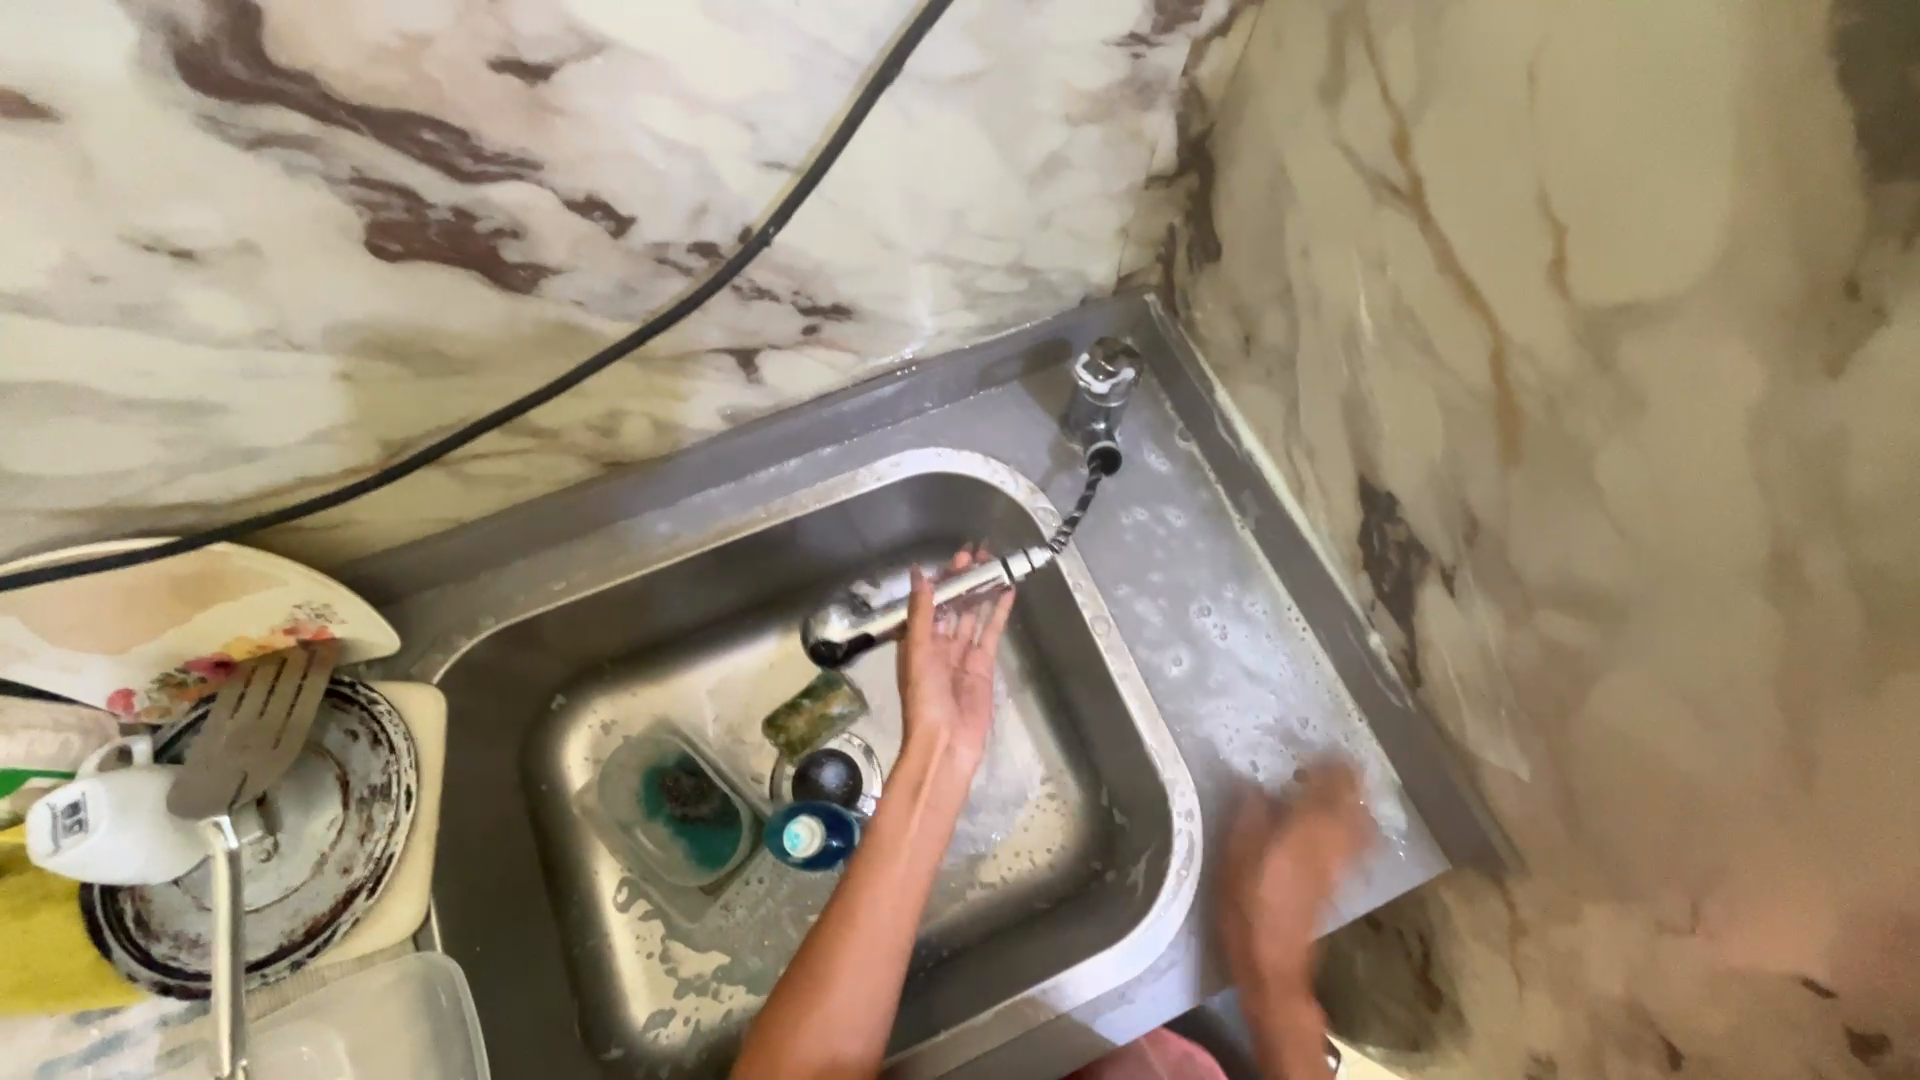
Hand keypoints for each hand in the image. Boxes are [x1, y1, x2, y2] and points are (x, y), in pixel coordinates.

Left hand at [898, 547, 1015, 777]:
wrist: (946, 742)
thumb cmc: (925, 698)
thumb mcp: (918, 652)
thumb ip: (921, 613)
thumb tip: (920, 574)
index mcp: (918, 641)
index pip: (931, 601)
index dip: (943, 579)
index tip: (958, 557)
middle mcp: (939, 644)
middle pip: (953, 605)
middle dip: (964, 579)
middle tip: (979, 552)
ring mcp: (962, 654)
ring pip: (973, 614)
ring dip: (982, 591)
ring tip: (994, 563)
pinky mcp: (983, 665)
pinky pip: (991, 633)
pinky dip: (998, 612)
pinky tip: (1007, 592)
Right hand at [1218, 760, 1375, 1010]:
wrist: (1272, 960)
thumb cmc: (1246, 903)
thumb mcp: (1233, 853)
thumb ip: (1248, 814)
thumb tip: (1255, 784)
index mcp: (1306, 829)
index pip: (1330, 786)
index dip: (1331, 764)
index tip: (1320, 746)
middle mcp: (1332, 843)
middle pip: (1356, 803)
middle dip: (1350, 779)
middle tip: (1333, 761)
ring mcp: (1340, 864)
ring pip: (1363, 824)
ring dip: (1356, 801)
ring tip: (1339, 786)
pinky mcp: (1339, 881)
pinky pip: (1358, 842)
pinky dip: (1354, 823)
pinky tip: (1337, 822)